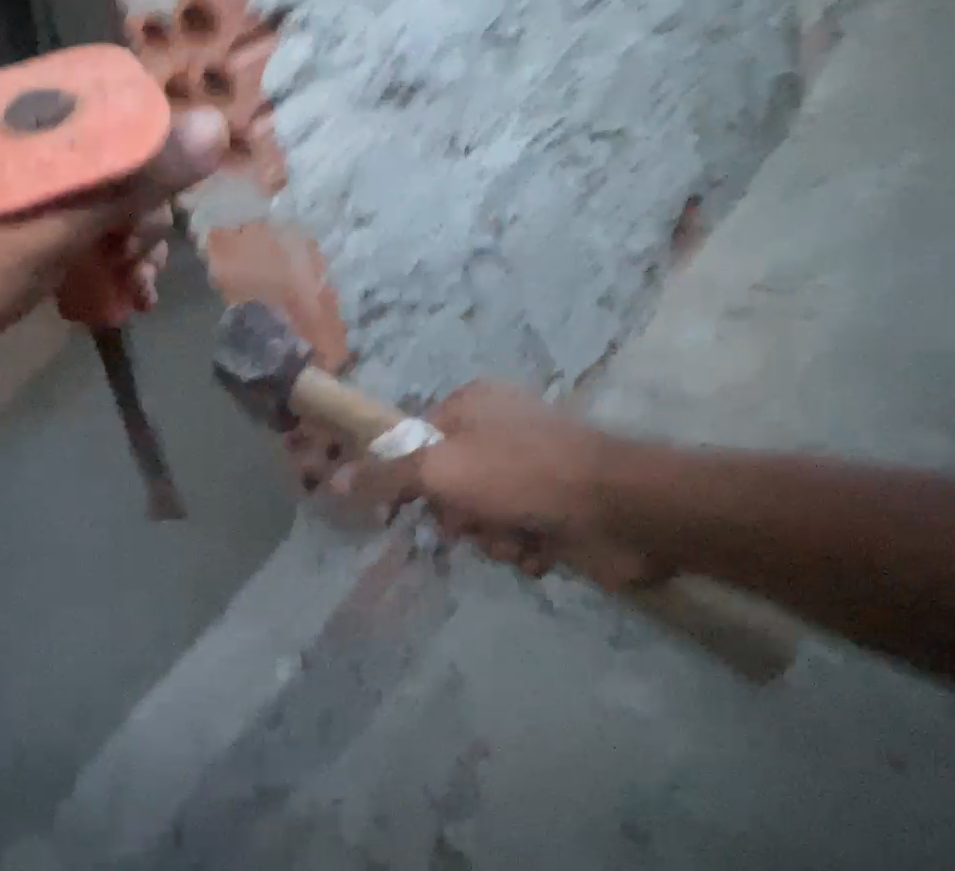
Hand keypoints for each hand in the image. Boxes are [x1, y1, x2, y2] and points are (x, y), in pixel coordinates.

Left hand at [0, 108, 227, 402]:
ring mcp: (25, 199)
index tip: (174, 189)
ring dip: (133, 245)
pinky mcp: (26, 243)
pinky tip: (131, 299)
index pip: (108, 104)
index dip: (154, 140)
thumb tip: (213, 128)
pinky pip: (86, 242)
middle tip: (143, 253)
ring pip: (104, 207)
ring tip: (142, 285)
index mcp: (15, 120)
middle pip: (113, 161)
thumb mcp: (52, 227)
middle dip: (142, 210)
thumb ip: (130, 182)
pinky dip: (111, 268)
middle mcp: (23, 150)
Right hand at [332, 381, 653, 587]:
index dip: (408, 476)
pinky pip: (515, 533)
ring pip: (479, 515)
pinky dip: (522, 547)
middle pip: (446, 484)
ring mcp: (530, 468)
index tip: (406, 506)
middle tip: (469, 522)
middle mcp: (499, 430)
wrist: (622, 509)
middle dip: (457, 515)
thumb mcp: (442, 470)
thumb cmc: (522, 474)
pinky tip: (540, 549)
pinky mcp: (556, 506)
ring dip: (490, 537)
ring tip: (515, 538)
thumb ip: (386, 477)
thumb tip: (331, 479)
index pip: (416, 440)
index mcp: (471, 405)